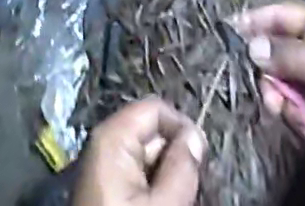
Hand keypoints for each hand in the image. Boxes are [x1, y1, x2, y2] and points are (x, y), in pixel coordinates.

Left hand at [73, 96, 204, 205]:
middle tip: (189, 190)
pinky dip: (154, 191)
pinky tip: (161, 205)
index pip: (156, 109)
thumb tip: (195, 136)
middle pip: (152, 134)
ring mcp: (104, 168)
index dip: (182, 128)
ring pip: (148, 159)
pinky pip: (138, 178)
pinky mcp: (106, 191)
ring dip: (168, 178)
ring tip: (175, 201)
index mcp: (113, 137)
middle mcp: (106, 144)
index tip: (200, 159)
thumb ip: (182, 166)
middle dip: (175, 158)